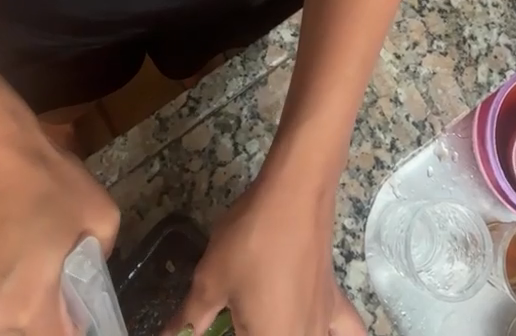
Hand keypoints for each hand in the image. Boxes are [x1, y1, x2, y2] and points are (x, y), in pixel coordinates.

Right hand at [0, 123, 120, 335]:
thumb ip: (101, 255)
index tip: (79, 298)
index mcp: (27, 308)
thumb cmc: (46, 182)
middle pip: (24, 331)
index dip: (76, 321)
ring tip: (22, 253)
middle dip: (42, 311)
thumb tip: (88, 271)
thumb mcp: (101, 213)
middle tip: (52, 268)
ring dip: (11, 297)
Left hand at [166, 174, 365, 335]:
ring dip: (281, 328)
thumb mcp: (211, 280)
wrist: (295, 193)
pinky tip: (319, 328)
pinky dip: (334, 333)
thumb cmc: (252, 239)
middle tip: (228, 314)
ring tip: (262, 316)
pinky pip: (346, 331)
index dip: (216, 330)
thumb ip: (190, 319)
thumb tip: (168, 335)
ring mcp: (324, 324)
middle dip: (243, 327)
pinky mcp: (336, 299)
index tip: (212, 318)